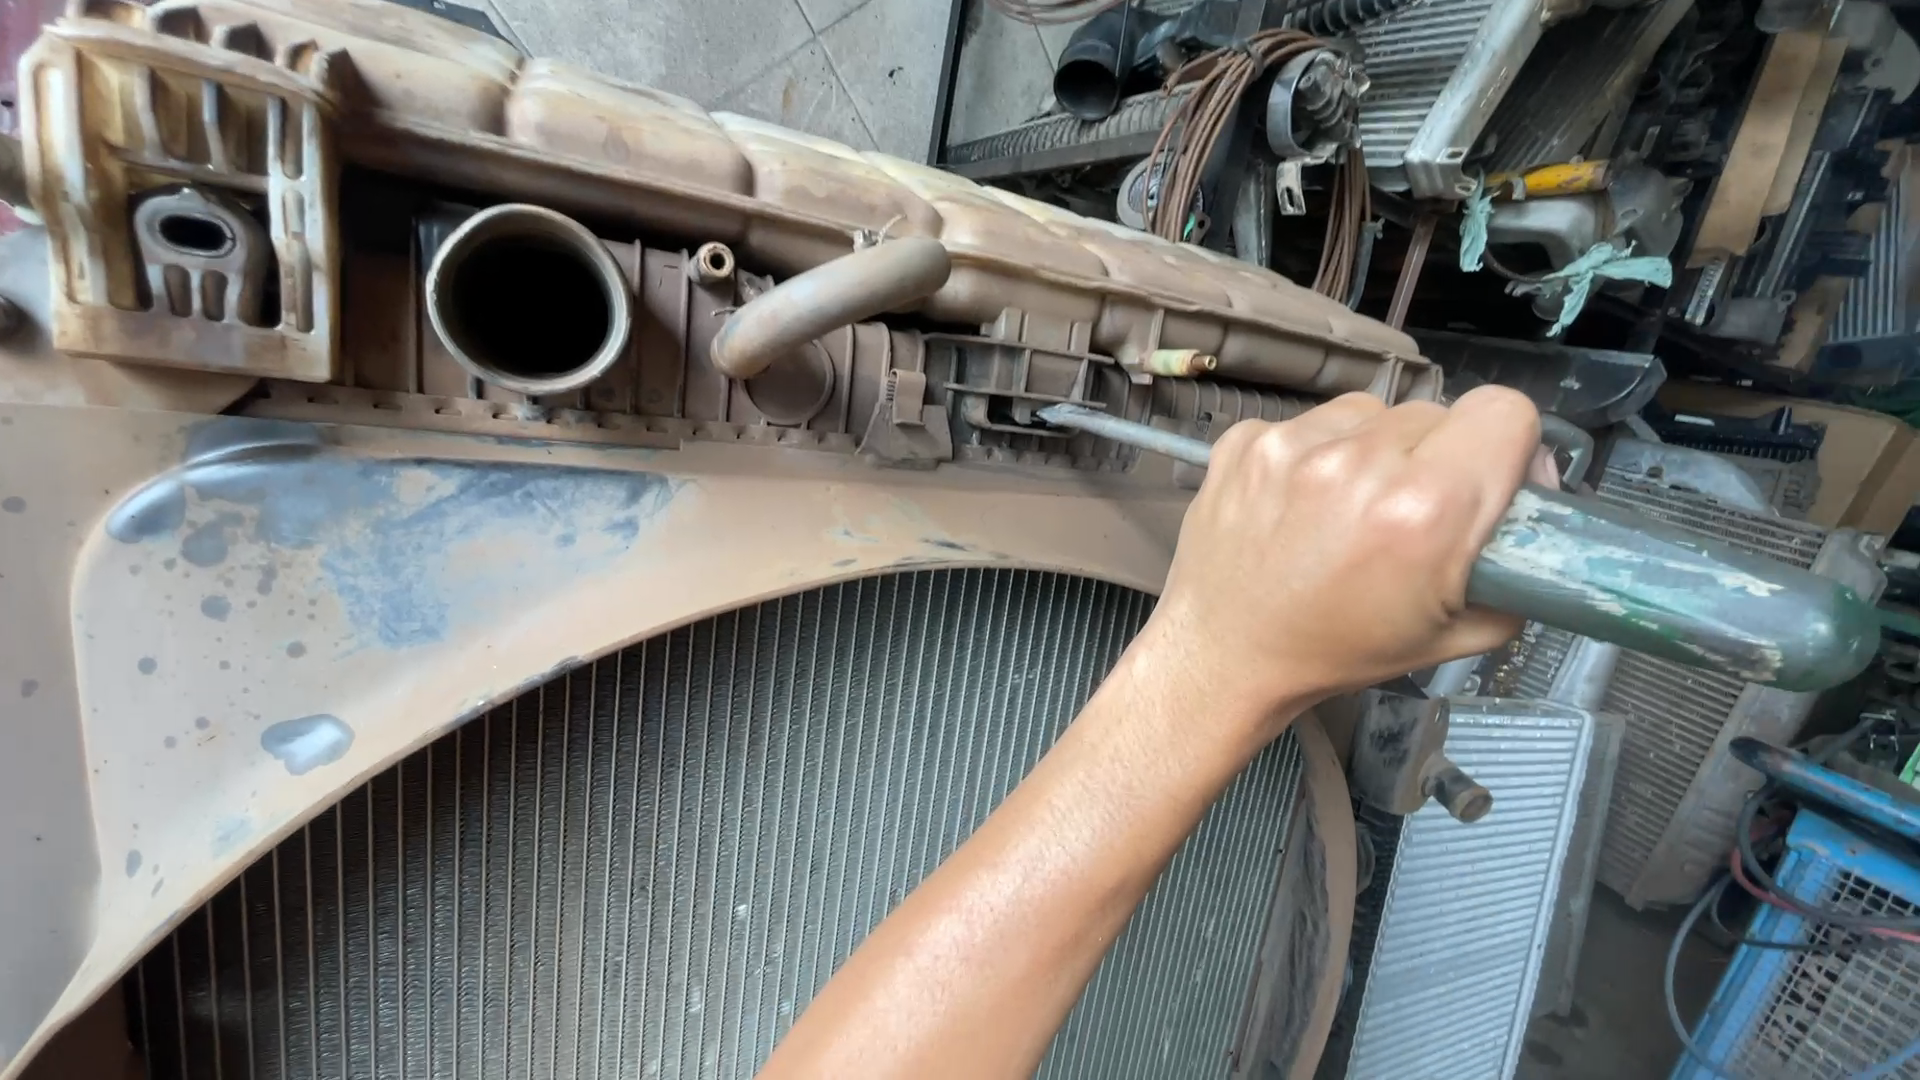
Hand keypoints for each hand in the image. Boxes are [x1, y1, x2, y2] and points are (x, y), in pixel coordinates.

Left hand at [1135, 385, 1546, 746]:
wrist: (1223, 651)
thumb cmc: (1335, 651)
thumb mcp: (1457, 633)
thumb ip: (1517, 567)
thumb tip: (1533, 512)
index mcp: (1422, 507)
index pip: (1503, 411)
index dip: (1506, 446)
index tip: (1485, 480)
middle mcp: (1354, 462)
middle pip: (1433, 413)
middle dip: (1434, 456)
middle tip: (1404, 510)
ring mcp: (1288, 445)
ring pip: (1366, 412)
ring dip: (1370, 449)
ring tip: (1342, 506)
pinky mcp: (1241, 441)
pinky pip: (1305, 424)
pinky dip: (1311, 452)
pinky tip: (1295, 502)